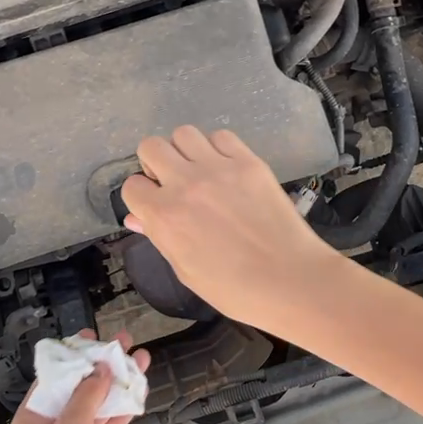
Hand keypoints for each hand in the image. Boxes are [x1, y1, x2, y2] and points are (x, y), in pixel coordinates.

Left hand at [9, 331, 149, 423]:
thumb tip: (101, 368)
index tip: (91, 337)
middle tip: (122, 341)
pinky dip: (124, 407)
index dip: (73, 356)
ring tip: (139, 358)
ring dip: (118, 383)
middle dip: (101, 365)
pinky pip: (110, 423)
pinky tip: (139, 388)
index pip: (53, 376)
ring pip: (98, 403)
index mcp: (33, 417)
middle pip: (79, 386)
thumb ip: (87, 396)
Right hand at [119, 126, 345, 325]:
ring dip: (184, 151)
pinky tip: (226, 169)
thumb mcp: (185, 270)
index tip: (154, 204)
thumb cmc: (234, 289)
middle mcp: (186, 184)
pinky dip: (217, 149)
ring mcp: (219, 168)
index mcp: (164, 216)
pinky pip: (221, 137)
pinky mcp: (248, 162)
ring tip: (198, 171)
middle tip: (171, 182)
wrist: (290, 280)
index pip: (132, 186)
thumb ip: (159, 236)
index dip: (141, 196)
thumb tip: (137, 218)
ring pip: (183, 134)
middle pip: (151, 147)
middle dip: (154, 164)